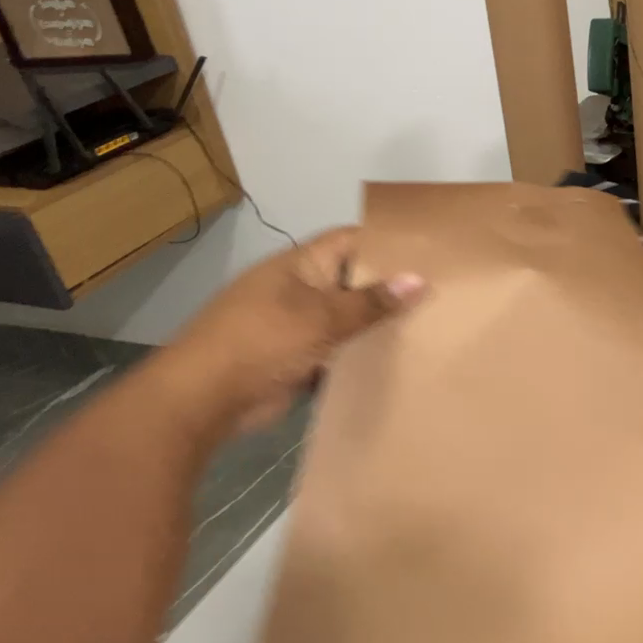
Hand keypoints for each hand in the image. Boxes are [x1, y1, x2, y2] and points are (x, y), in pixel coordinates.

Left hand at [159, 228, 425, 436]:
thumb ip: (372, 301)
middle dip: (391, 287)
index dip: (388, 241)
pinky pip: (338, 351)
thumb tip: (419, 280)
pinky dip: (362, 355)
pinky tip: (399, 359)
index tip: (431, 249)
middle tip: (442, 291)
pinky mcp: (296, 359)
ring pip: (348, 319)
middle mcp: (299, 290)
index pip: (351, 240)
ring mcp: (295, 326)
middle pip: (353, 280)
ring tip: (432, 324)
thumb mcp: (322, 318)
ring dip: (378, 325)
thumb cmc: (260, 344)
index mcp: (299, 266)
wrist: (200, 402)